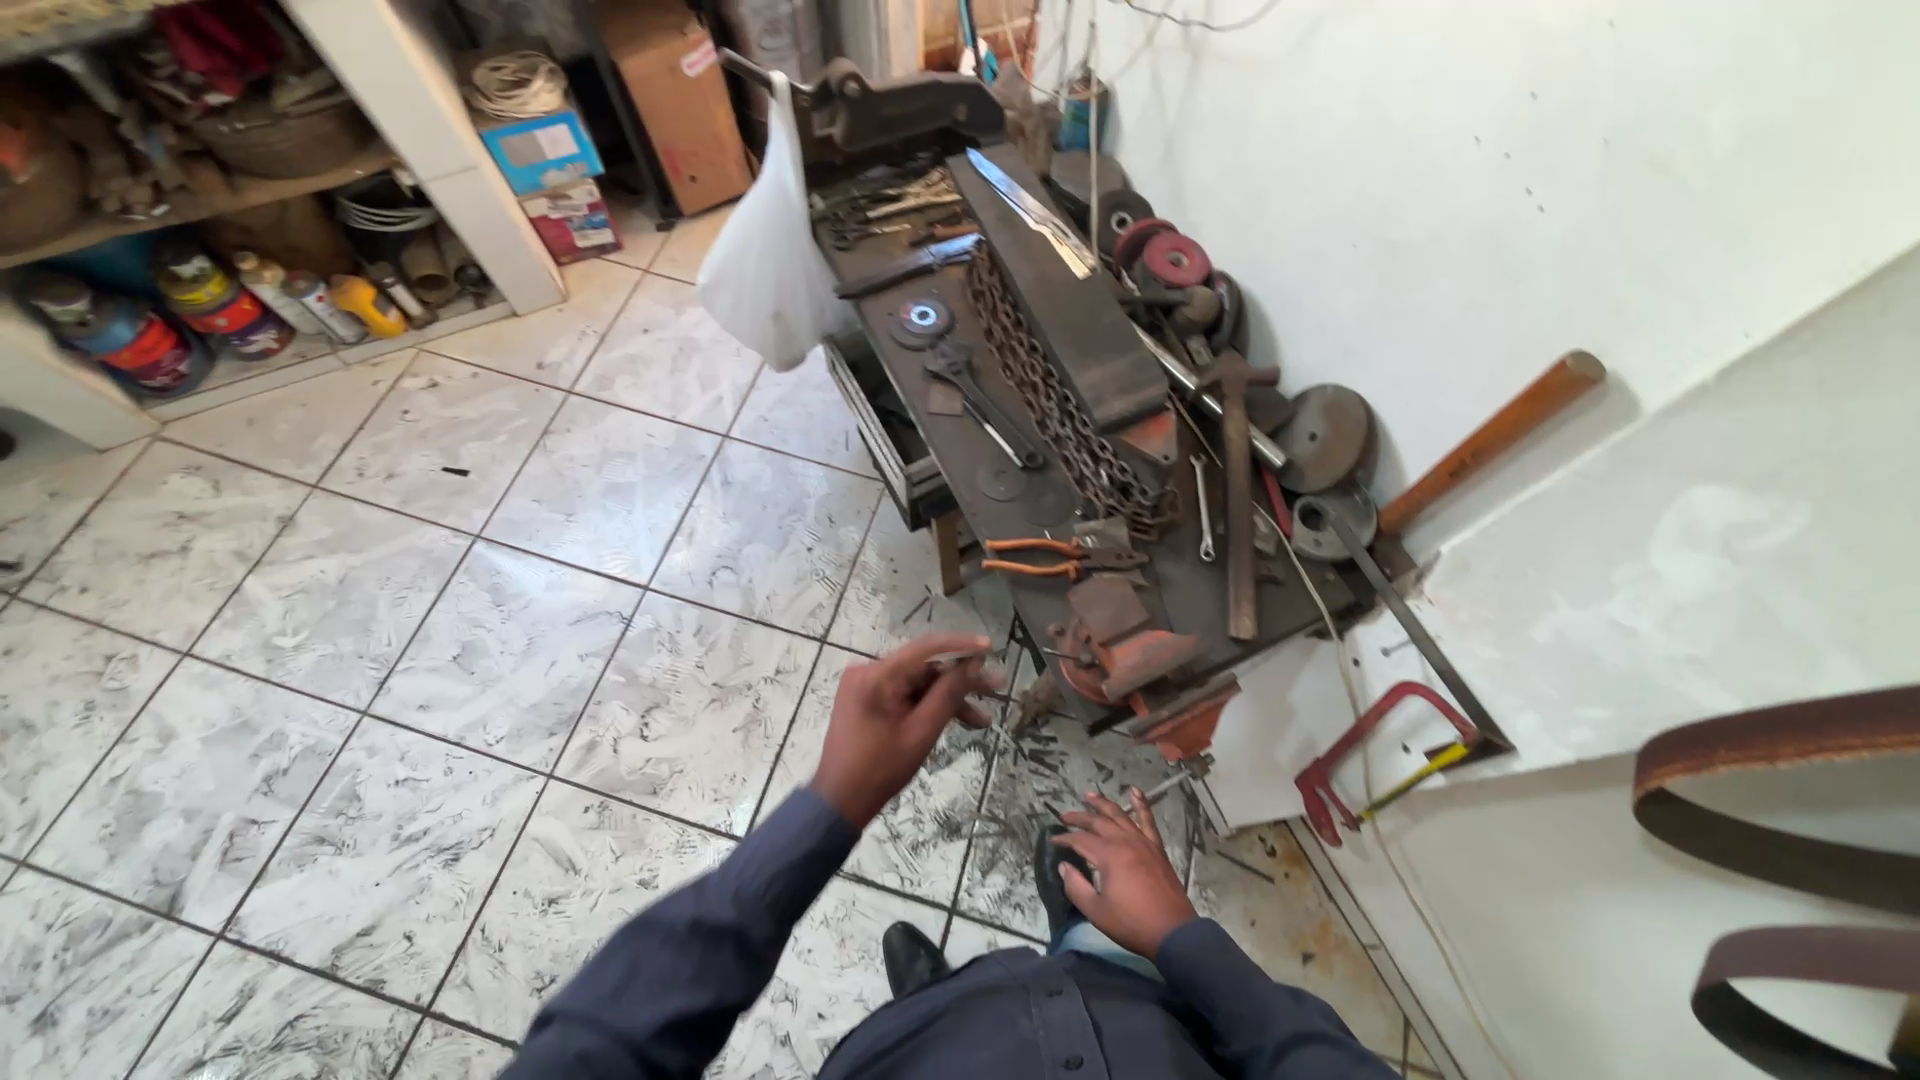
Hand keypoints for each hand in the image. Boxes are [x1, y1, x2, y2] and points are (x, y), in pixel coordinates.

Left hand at [810, 633, 998, 826]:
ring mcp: (868, 685)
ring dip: (949, 699)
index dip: (962, 645)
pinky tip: (958, 721)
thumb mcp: (921, 732)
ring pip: (919, 684)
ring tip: (983, 718)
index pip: (926, 648)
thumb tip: (972, 663)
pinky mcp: (869, 700)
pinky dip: (929, 707)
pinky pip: (906, 695)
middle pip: (925, 668)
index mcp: (877, 675)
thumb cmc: (880, 769)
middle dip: (961, 681)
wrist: (840, 800)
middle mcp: (869, 671)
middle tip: (996, 689)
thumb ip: (948, 694)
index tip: (990, 647)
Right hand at [1053, 788, 1197, 959]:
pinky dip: (1141, 803)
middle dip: (1079, 817)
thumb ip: (1076, 887)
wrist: (1173, 932)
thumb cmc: (1132, 923)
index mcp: (1109, 856)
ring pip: (1120, 815)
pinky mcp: (1156, 848)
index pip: (1080, 840)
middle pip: (1098, 822)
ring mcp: (1143, 842)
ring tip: (1089, 795)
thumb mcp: (1096, 911)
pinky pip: (1148, 820)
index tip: (1053, 841)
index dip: (1064, 839)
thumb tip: (1064, 866)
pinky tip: (1134, 791)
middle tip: (1064, 816)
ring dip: (1103, 804)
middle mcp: (1125, 841)